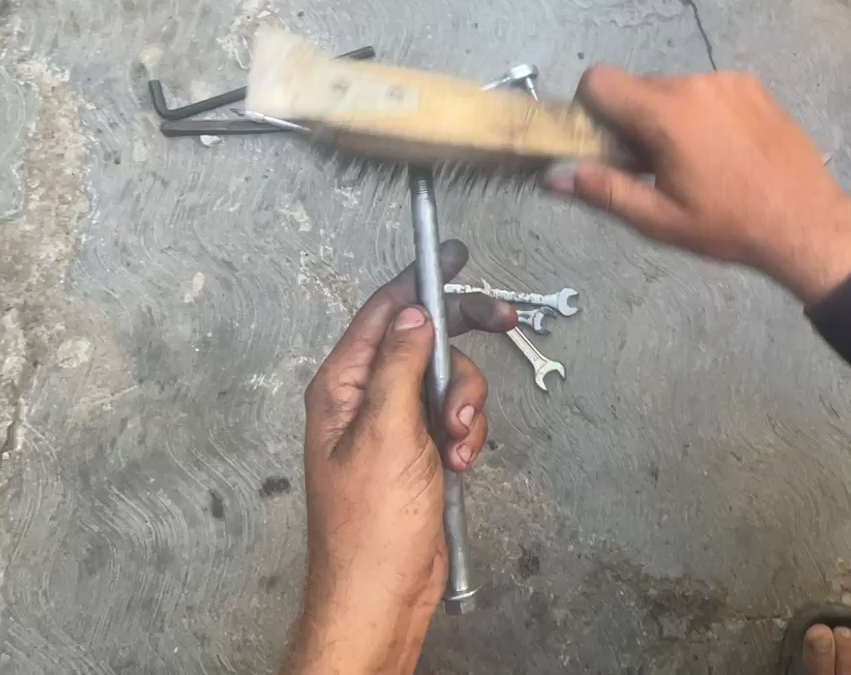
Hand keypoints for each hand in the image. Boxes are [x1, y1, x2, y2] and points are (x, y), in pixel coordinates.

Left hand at [285, 240, 514, 674]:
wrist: (384, 595)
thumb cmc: (371, 526)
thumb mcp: (386, 434)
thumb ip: (401, 365)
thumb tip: (416, 312)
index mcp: (345, 384)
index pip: (386, 310)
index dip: (422, 278)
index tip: (455, 254)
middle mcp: (369, 394)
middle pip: (428, 337)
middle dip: (465, 340)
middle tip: (505, 322)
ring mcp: (398, 419)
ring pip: (450, 377)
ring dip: (467, 403)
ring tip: (460, 441)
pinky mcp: (422, 442)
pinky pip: (457, 411)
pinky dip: (468, 429)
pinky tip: (461, 459)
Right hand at [549, 67, 850, 303]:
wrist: (808, 222)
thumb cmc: (730, 227)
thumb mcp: (660, 220)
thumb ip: (604, 191)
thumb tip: (554, 176)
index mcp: (667, 114)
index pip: (599, 79)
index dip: (590, 107)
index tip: (606, 142)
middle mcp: (695, 83)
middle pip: (637, 87)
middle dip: (632, 120)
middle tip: (652, 165)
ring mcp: (728, 80)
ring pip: (672, 88)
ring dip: (667, 117)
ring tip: (694, 161)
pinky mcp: (753, 85)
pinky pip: (706, 90)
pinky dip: (700, 112)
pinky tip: (723, 149)